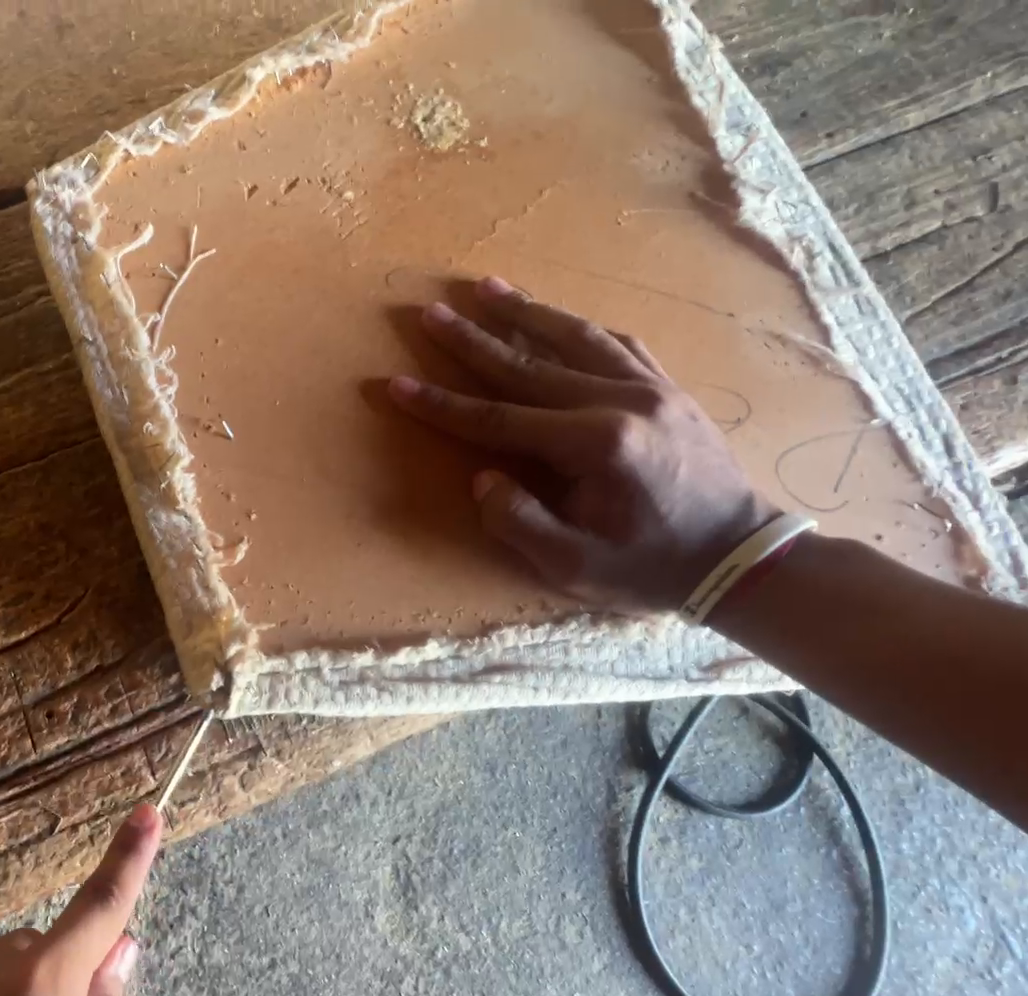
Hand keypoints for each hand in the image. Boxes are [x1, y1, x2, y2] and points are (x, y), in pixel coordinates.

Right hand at [365, 276, 775, 611]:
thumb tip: (484, 479)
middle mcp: (621, 402)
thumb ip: (517, 521)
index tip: (396, 384)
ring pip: (574, 337)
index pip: (496, 418)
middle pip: (527, 364)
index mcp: (594, 445)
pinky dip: (577, 327)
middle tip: (430, 312)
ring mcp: (650, 389)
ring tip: (486, 286)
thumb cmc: (649, 566)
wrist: (740, 558)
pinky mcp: (667, 390)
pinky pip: (616, 344)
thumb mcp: (571, 565)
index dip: (441, 403)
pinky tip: (555, 318)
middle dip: (471, 339)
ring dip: (524, 311)